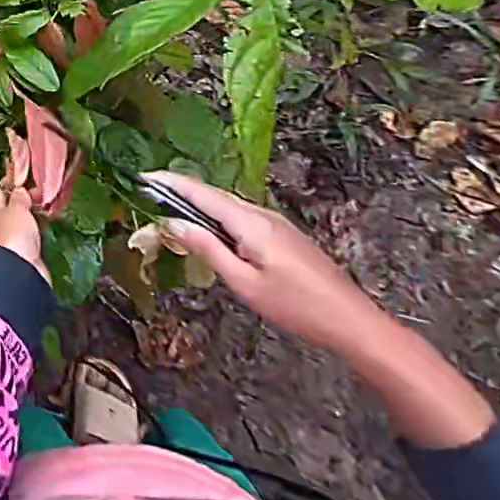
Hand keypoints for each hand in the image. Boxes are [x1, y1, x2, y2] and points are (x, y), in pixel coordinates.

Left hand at [0, 182, 48, 280]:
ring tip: (52, 203)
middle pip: (11, 204)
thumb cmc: (14, 233)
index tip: (26, 178)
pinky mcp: (25, 248)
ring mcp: (12, 235)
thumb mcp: (16, 209)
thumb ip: (18, 197)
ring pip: (24, 218)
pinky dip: (40, 224)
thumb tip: (18, 190)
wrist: (20, 269)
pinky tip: (51, 220)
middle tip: (45, 192)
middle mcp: (0, 221)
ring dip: (36, 211)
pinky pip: (33, 231)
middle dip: (27, 197)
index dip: (10, 183)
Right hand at [147, 171, 391, 356]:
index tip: (143, 177)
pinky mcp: (283, 234)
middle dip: (179, 189)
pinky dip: (215, 212)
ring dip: (197, 201)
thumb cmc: (297, 307)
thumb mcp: (243, 282)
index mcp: (250, 224)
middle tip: (148, 191)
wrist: (355, 323)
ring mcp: (276, 223)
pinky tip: (207, 225)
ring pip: (227, 203)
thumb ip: (206, 249)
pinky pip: (240, 214)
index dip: (170, 183)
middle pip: (214, 194)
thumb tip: (173, 223)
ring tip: (169, 206)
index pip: (201, 193)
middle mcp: (263, 215)